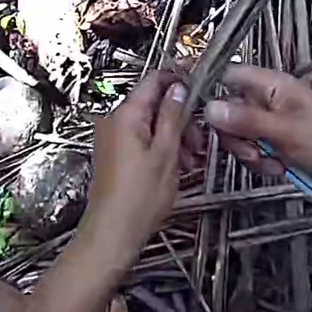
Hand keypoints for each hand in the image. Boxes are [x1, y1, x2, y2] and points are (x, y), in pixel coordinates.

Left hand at [81, 69, 193, 258]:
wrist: (113, 231)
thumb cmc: (136, 199)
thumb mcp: (166, 152)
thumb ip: (174, 116)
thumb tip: (179, 89)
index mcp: (126, 114)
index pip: (154, 79)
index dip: (179, 82)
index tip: (199, 92)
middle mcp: (115, 120)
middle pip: (154, 103)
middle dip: (181, 117)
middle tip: (197, 139)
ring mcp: (113, 137)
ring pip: (151, 123)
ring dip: (174, 135)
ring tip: (190, 159)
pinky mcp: (116, 153)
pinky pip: (142, 139)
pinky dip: (161, 147)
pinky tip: (176, 166)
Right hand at [203, 65, 311, 213]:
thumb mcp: (285, 131)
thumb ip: (246, 119)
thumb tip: (209, 107)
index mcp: (273, 85)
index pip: (230, 76)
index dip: (214, 93)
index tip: (208, 119)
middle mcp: (270, 99)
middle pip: (230, 110)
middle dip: (235, 135)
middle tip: (253, 152)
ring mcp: (274, 121)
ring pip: (240, 133)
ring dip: (249, 152)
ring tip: (272, 163)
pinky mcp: (279, 141)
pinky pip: (256, 148)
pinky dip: (262, 161)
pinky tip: (278, 168)